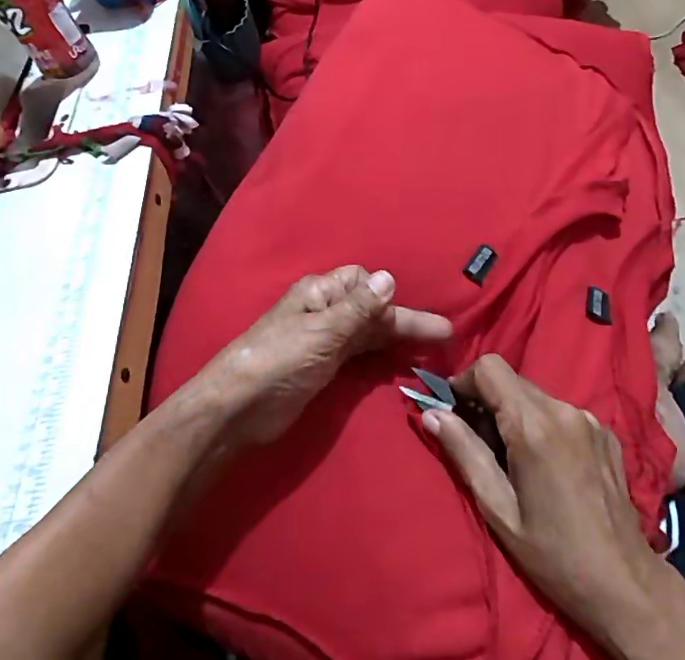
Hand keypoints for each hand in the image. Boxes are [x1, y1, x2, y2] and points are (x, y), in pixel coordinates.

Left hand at [187, 266, 451, 446]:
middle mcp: (324, 313)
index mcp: (319, 294)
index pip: (361, 281)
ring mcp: (324, 342)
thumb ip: (357, 309)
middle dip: (404, 320)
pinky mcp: (323, 370)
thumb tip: (389, 277)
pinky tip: (400, 365)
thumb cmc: (277, 361)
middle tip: (446, 335)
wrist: (239, 408)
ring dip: (396, 338)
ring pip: (368, 334)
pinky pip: (360, 356)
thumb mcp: (321, 333)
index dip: (385, 295)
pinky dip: (381, 356)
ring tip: (435, 350)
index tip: (409, 315)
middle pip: (372, 310)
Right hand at [423, 355, 672, 653]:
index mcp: (534, 426)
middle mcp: (564, 411)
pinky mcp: (606, 434)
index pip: (489, 368)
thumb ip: (464, 452)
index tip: (455, 412)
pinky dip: (542, 425)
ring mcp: (589, 421)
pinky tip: (546, 465)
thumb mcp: (498, 509)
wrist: (628, 588)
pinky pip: (560, 412)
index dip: (464, 382)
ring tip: (513, 460)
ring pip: (535, 395)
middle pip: (511, 380)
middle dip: (487, 401)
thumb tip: (431, 414)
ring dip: (514, 414)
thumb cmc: (555, 555)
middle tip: (479, 443)